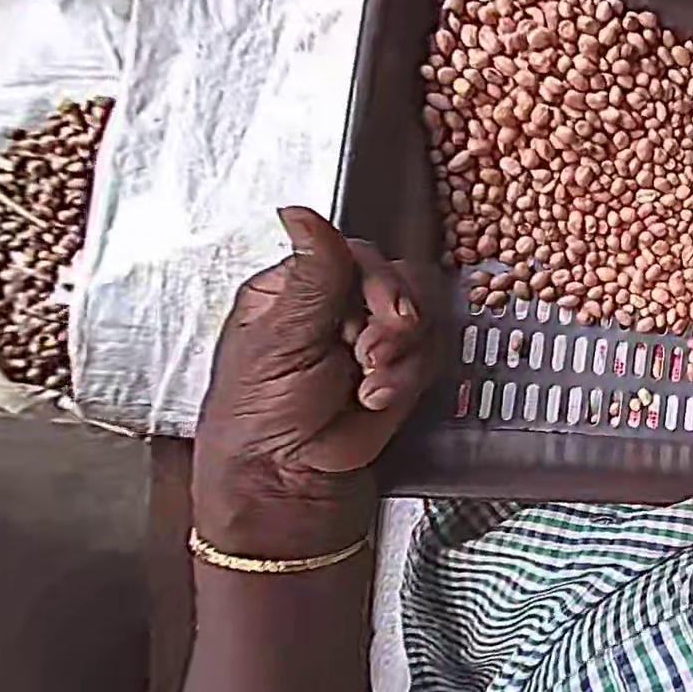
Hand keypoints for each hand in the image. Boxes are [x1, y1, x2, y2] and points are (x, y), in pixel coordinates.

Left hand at [192, 207, 436, 558]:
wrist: (292, 478)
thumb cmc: (262, 413)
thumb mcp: (281, 342)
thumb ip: (311, 278)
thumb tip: (300, 213)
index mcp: (300, 289)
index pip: (357, 256)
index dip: (380, 280)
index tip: (386, 310)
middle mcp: (342, 306)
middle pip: (399, 282)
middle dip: (395, 321)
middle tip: (375, 354)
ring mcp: (375, 336)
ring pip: (422, 317)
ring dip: (403, 354)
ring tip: (369, 386)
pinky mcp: (402, 366)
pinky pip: (430, 352)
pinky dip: (409, 377)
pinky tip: (378, 398)